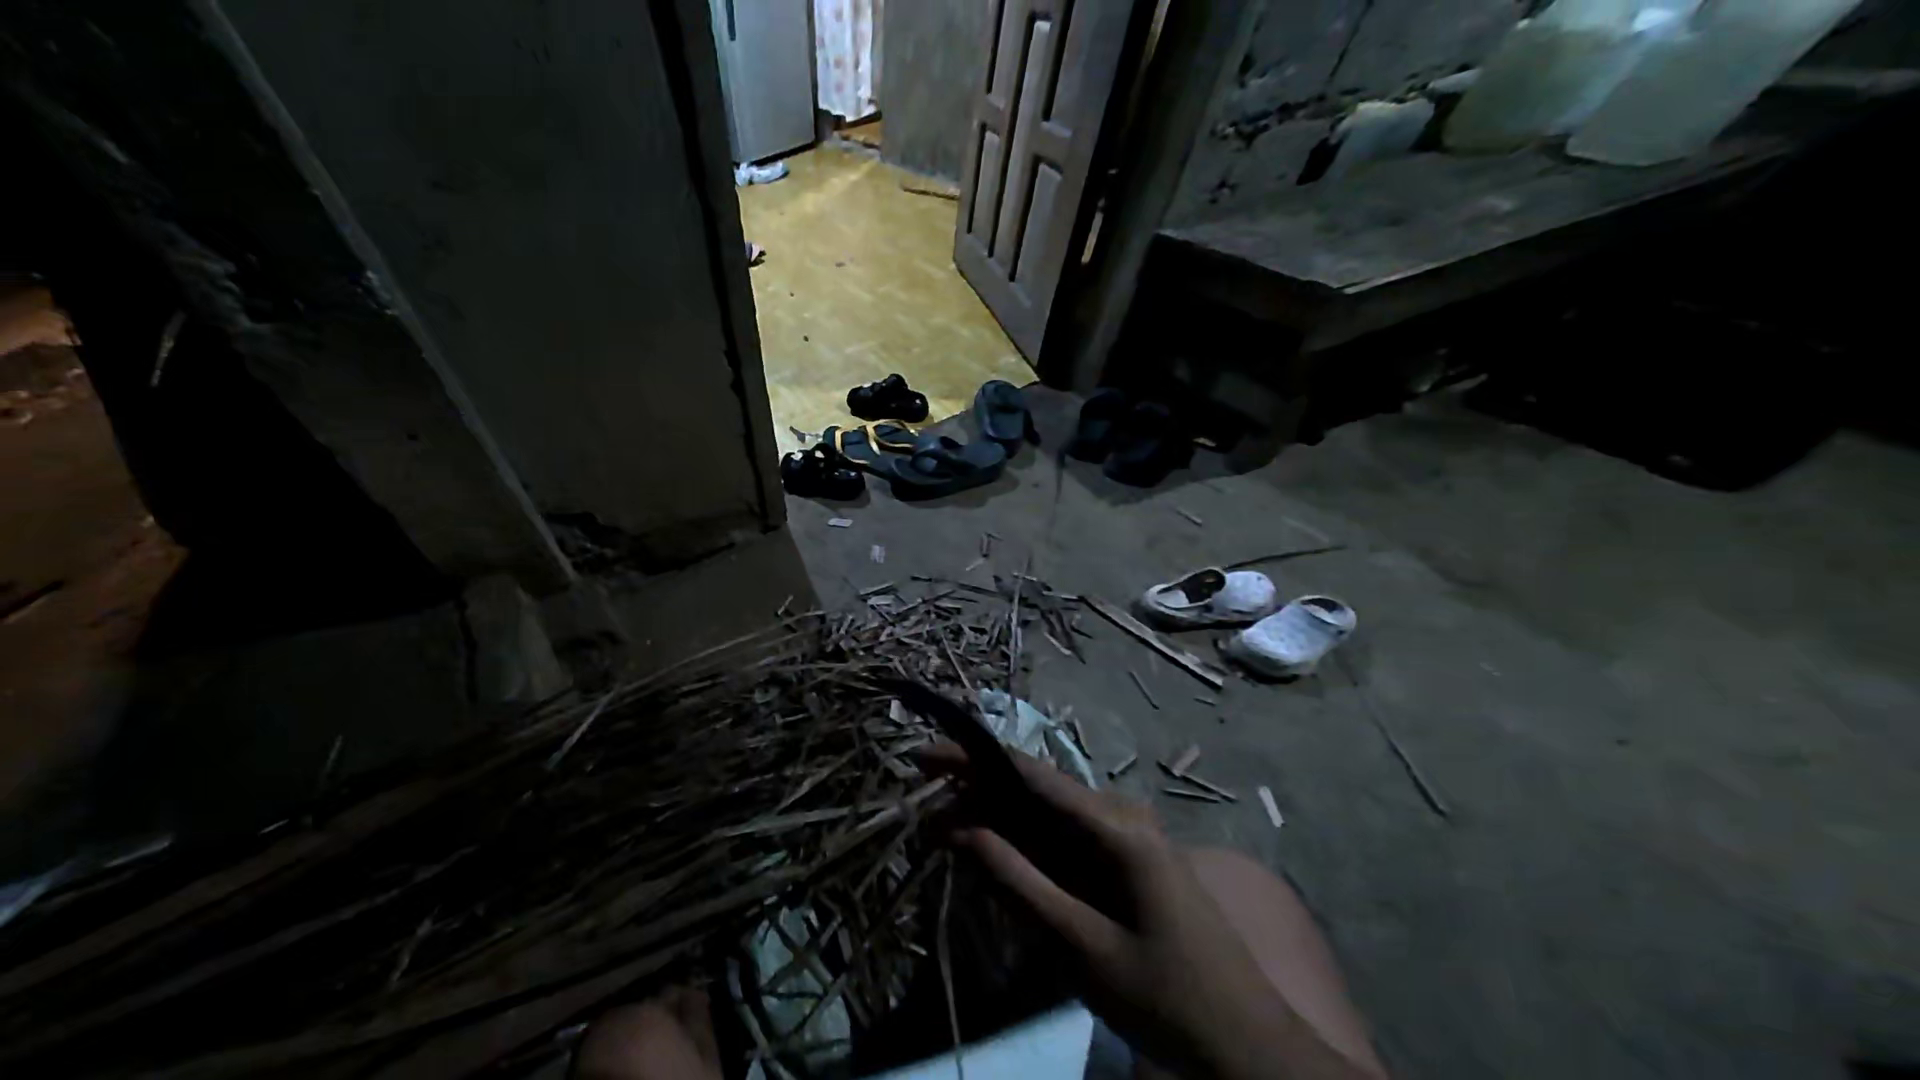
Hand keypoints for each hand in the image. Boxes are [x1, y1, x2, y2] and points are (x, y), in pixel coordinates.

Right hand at [935, 745, 1380, 1079]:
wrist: (1247, 1044)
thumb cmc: (1166, 996)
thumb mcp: (1082, 946)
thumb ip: (1019, 883)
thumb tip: (961, 829)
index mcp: (1117, 826)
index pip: (1031, 776)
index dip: (974, 760)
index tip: (926, 755)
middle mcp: (1123, 816)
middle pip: (1038, 791)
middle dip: (981, 795)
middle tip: (927, 811)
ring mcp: (1131, 837)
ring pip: (1052, 816)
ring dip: (1002, 822)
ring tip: (951, 833)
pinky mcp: (1132, 861)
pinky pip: (1071, 840)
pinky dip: (1032, 845)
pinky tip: (1001, 856)